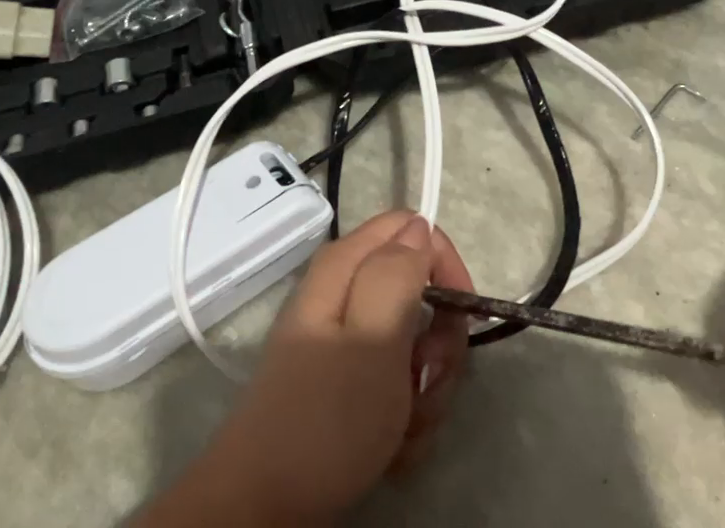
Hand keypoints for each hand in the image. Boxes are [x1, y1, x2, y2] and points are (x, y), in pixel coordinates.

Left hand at [137, 211, 473, 527]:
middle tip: (425, 378)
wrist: (265, 504)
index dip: (445, 265)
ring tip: (405, 422)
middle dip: (440, 341)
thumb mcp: (373, 339)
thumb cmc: (326, 419)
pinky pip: (399, 383)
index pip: (413, 229)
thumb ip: (398, 273)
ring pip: (417, 344)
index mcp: (345, 269)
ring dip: (427, 388)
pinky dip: (407, 414)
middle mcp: (344, 296)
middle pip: (421, 291)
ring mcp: (344, 342)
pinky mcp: (346, 383)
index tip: (459, 316)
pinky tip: (393, 444)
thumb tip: (419, 225)